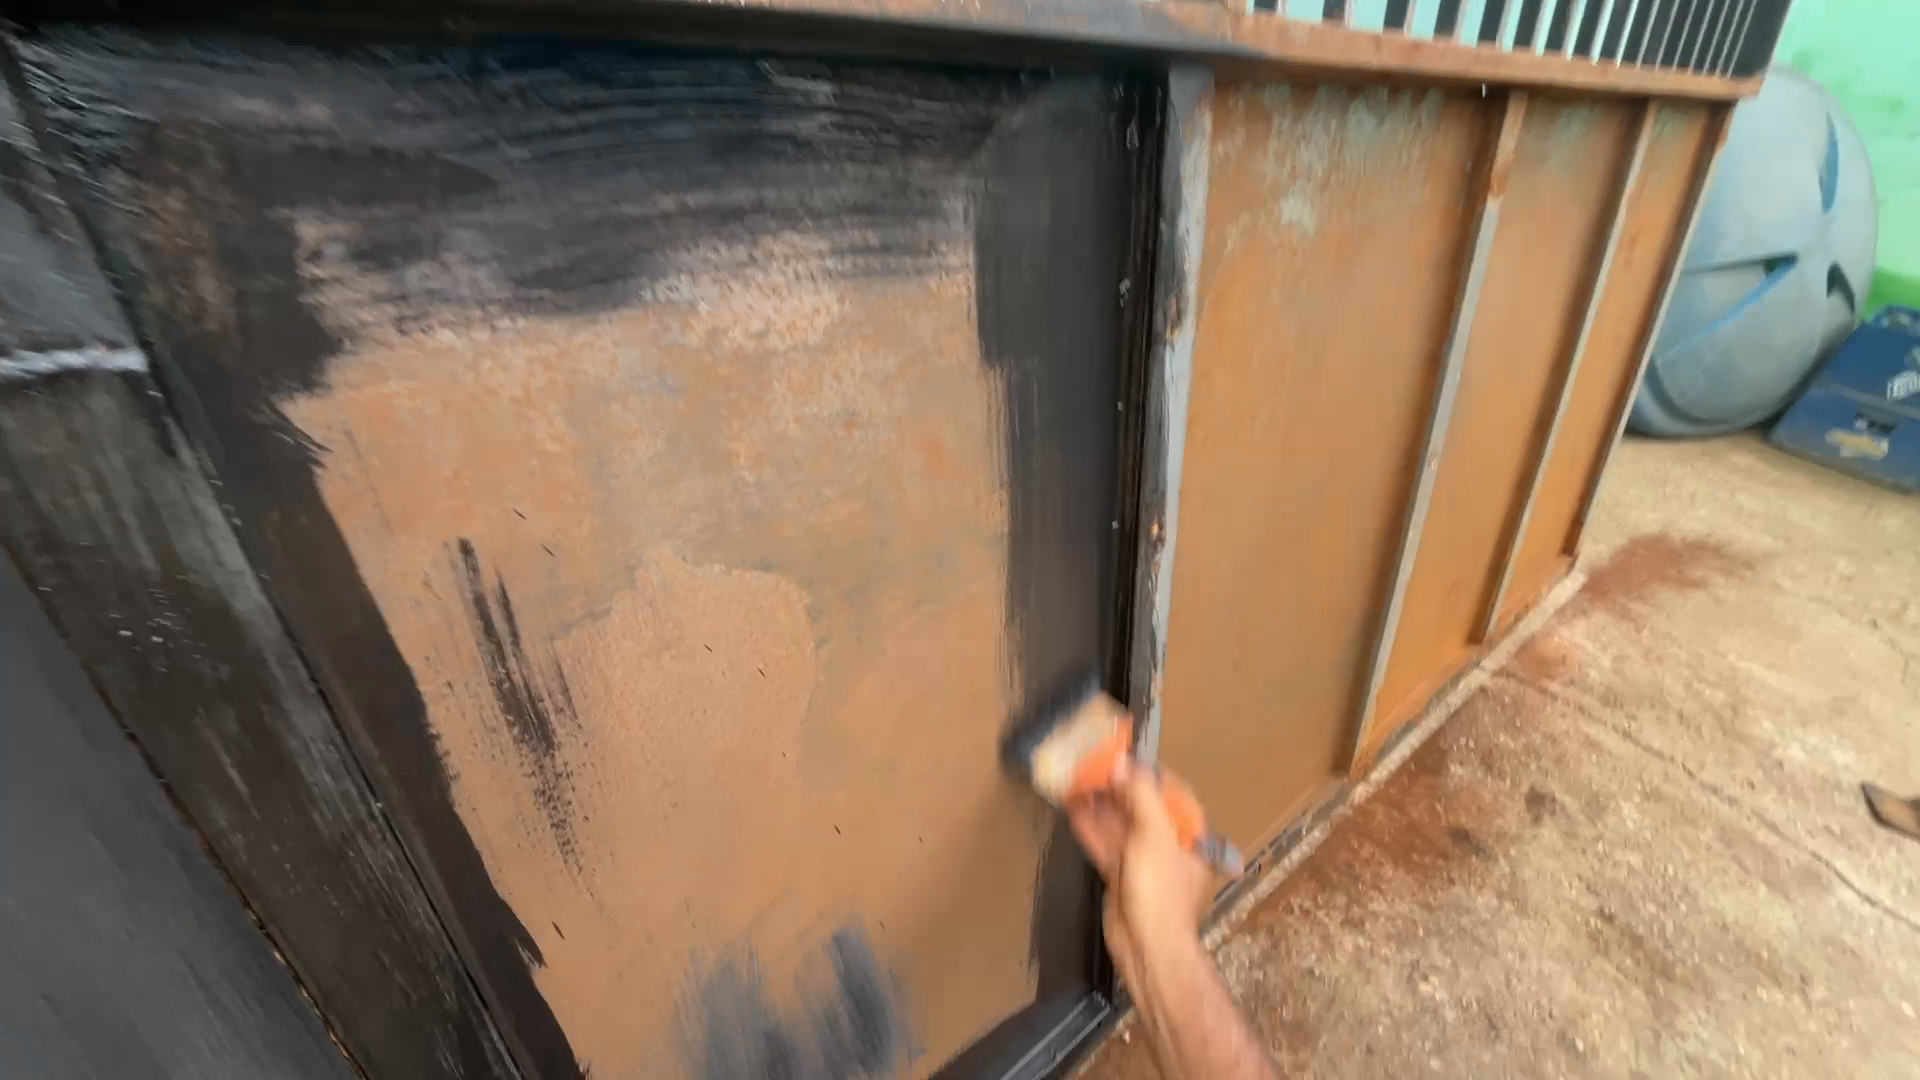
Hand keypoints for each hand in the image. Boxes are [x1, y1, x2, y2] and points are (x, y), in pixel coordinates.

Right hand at [1064, 758, 1216, 991]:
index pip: (1168, 789)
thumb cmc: (1160, 889)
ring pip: (1118, 822)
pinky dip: (1089, 825)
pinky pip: (1104, 842)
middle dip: (1114, 785)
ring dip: (1098, 802)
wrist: (1148, 948)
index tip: (1119, 752)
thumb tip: (1124, 763)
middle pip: (1138, 803)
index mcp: (1186, 831)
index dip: (1144, 770)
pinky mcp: (1120, 873)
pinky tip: (1071, 807)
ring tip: (1074, 778)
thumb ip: (1140, 795)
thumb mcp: (1154, 835)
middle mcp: (1166, 841)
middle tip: (1088, 762)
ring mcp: (1142, 858)